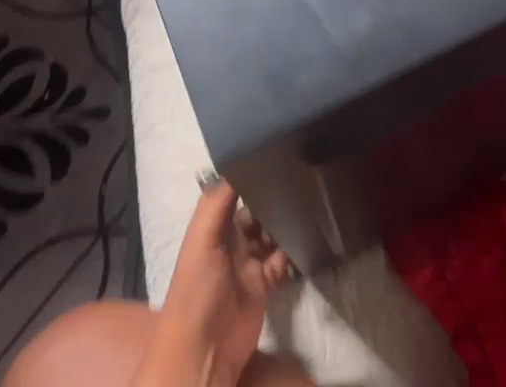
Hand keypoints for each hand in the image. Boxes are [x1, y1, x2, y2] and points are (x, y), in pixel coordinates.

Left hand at [140, 181, 291, 386]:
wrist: (206, 345)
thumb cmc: (199, 287)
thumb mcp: (202, 238)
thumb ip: (217, 202)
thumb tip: (238, 162)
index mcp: (213, 227)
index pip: (234, 194)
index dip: (252, 179)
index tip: (277, 159)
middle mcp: (231, 241)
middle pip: (257, 213)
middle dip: (275, 202)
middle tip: (302, 184)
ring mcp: (249, 263)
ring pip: (272, 235)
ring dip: (286, 227)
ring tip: (307, 212)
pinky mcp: (265, 284)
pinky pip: (282, 262)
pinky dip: (291, 256)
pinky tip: (301, 247)